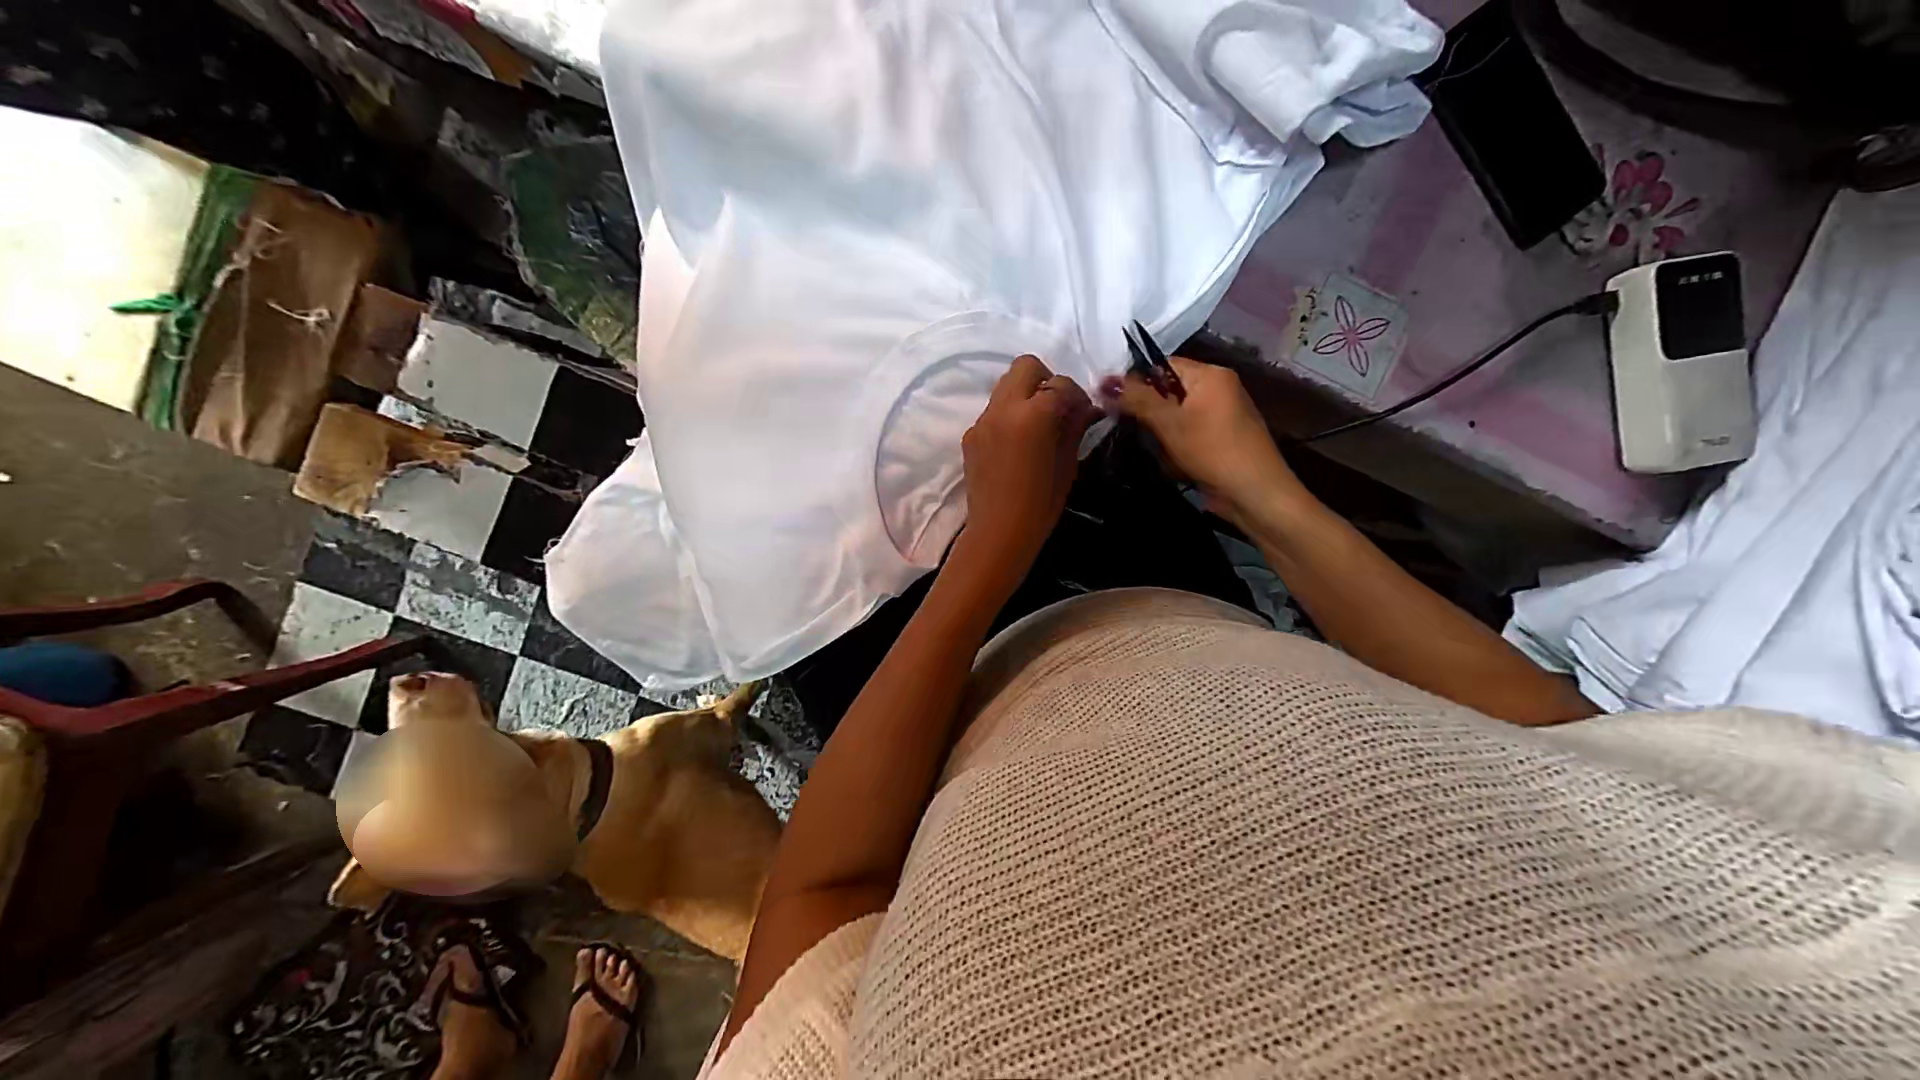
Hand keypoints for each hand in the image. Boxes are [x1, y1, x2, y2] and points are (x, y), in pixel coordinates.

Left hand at [957, 354, 1097, 574]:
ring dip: (1026, 396)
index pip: (1060, 384)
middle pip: (1025, 367)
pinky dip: (1009, 416)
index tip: (1084, 412)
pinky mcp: (970, 435)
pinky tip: (1018, 445)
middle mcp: (1002, 409)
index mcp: (1031, 415)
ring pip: (1006, 386)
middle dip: (1046, 380)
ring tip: (1039, 425)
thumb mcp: (1067, 464)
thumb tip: (1087, 408)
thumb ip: (1075, 427)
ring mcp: (982, 421)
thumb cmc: (1040, 504)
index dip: (1077, 395)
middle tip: (1058, 408)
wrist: (997, 533)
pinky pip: (993, 411)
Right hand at [1107, 355, 1306, 523]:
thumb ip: (1136, 399)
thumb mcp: (1169, 423)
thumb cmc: (1211, 450)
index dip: (1136, 381)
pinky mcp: (1220, 439)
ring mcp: (1221, 414)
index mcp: (1210, 374)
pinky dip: (1177, 448)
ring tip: (1164, 453)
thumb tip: (1103, 380)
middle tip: (1141, 431)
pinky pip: (1187, 434)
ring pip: (1174, 417)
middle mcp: (1218, 388)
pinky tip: (1178, 464)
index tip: (1114, 401)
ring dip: (1163, 436)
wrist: (1253, 493)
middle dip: (1151, 415)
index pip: (1162, 365)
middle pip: (1167, 392)